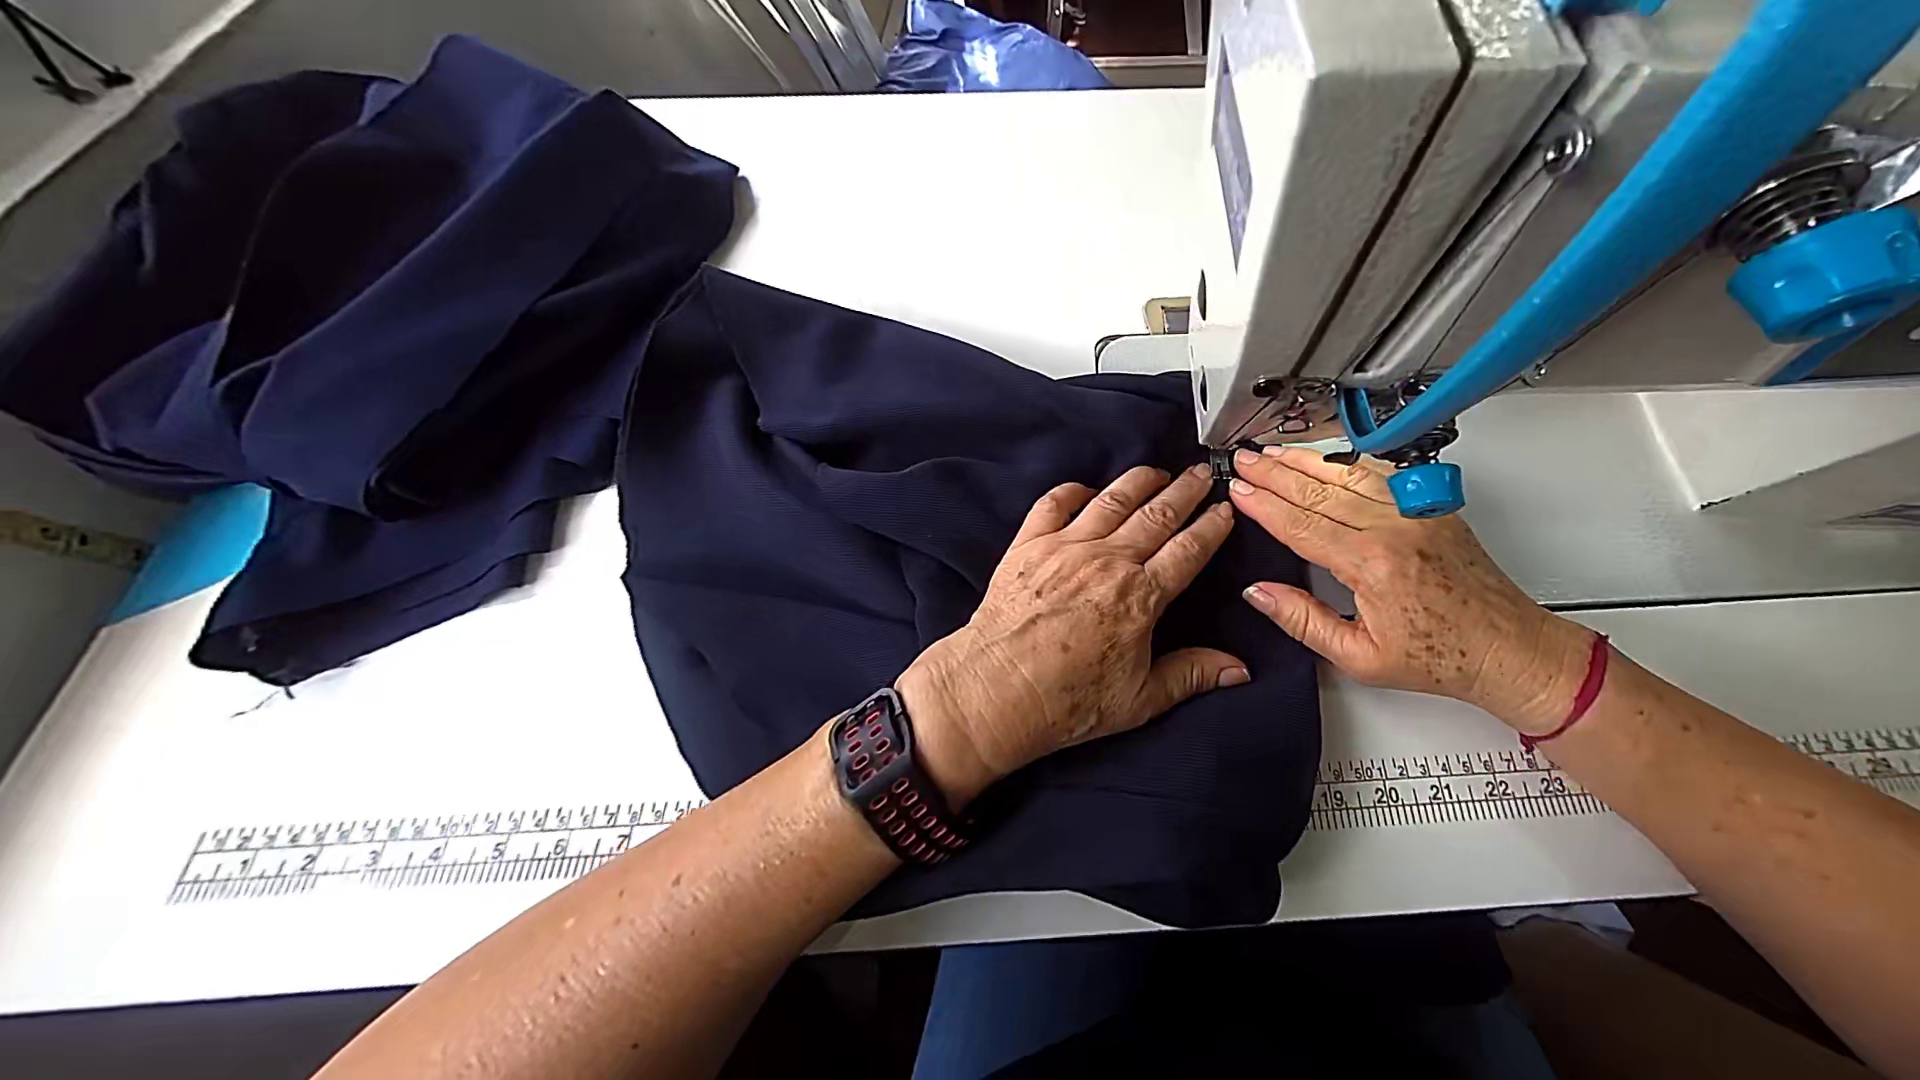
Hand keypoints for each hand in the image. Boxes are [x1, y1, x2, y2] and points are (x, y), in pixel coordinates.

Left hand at [898, 464, 1247, 805]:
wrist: (997, 690)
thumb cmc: (1066, 700)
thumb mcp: (1140, 699)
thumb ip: (1191, 675)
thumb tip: (1238, 669)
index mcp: (1141, 597)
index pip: (1188, 550)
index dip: (1211, 527)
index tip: (1224, 510)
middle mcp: (1107, 562)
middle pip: (1157, 515)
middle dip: (1185, 491)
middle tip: (1200, 473)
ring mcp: (1066, 549)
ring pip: (1112, 500)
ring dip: (1138, 482)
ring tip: (1156, 472)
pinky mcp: (1028, 546)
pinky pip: (1054, 504)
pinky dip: (1073, 490)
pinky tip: (1087, 489)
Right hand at [1225, 446, 1591, 733]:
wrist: (1509, 649)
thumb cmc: (1442, 656)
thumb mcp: (1357, 657)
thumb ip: (1301, 620)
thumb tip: (1259, 593)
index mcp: (1372, 564)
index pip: (1300, 523)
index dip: (1263, 504)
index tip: (1238, 489)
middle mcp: (1395, 529)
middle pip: (1318, 490)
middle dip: (1275, 473)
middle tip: (1245, 460)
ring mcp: (1417, 513)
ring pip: (1349, 474)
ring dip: (1306, 461)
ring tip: (1275, 453)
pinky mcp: (1432, 509)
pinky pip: (1382, 475)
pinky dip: (1348, 462)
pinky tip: (1328, 458)